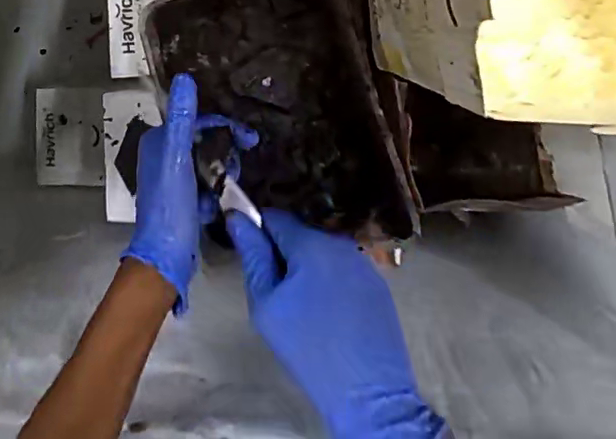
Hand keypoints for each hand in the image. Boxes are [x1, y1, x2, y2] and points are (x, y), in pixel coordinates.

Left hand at [122, 74, 255, 312]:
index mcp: (159, 141)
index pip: (195, 120)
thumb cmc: (171, 204)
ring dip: (222, 172)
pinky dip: (215, 193)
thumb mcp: (178, 157)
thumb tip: (185, 78)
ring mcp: (172, 179)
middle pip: (203, 141)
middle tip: (242, 163)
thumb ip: (182, 118)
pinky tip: (218, 205)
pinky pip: (206, 187)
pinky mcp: (182, 200)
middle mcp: (162, 155)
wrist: (166, 255)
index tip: (250, 138)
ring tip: (230, 186)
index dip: (223, 126)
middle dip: (225, 151)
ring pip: (207, 164)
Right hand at [227, 209, 446, 437]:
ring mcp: (364, 265)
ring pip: (320, 252)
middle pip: (298, 233)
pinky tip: (329, 314)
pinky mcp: (379, 287)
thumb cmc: (309, 349)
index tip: (252, 259)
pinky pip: (342, 269)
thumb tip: (235, 217)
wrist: (371, 399)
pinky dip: (330, 281)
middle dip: (283, 253)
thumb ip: (252, 255)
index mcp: (311, 243)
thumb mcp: (266, 304)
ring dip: (306, 267)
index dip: (257, 232)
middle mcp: (340, 244)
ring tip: (303, 306)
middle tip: (277, 291)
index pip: (273, 216)